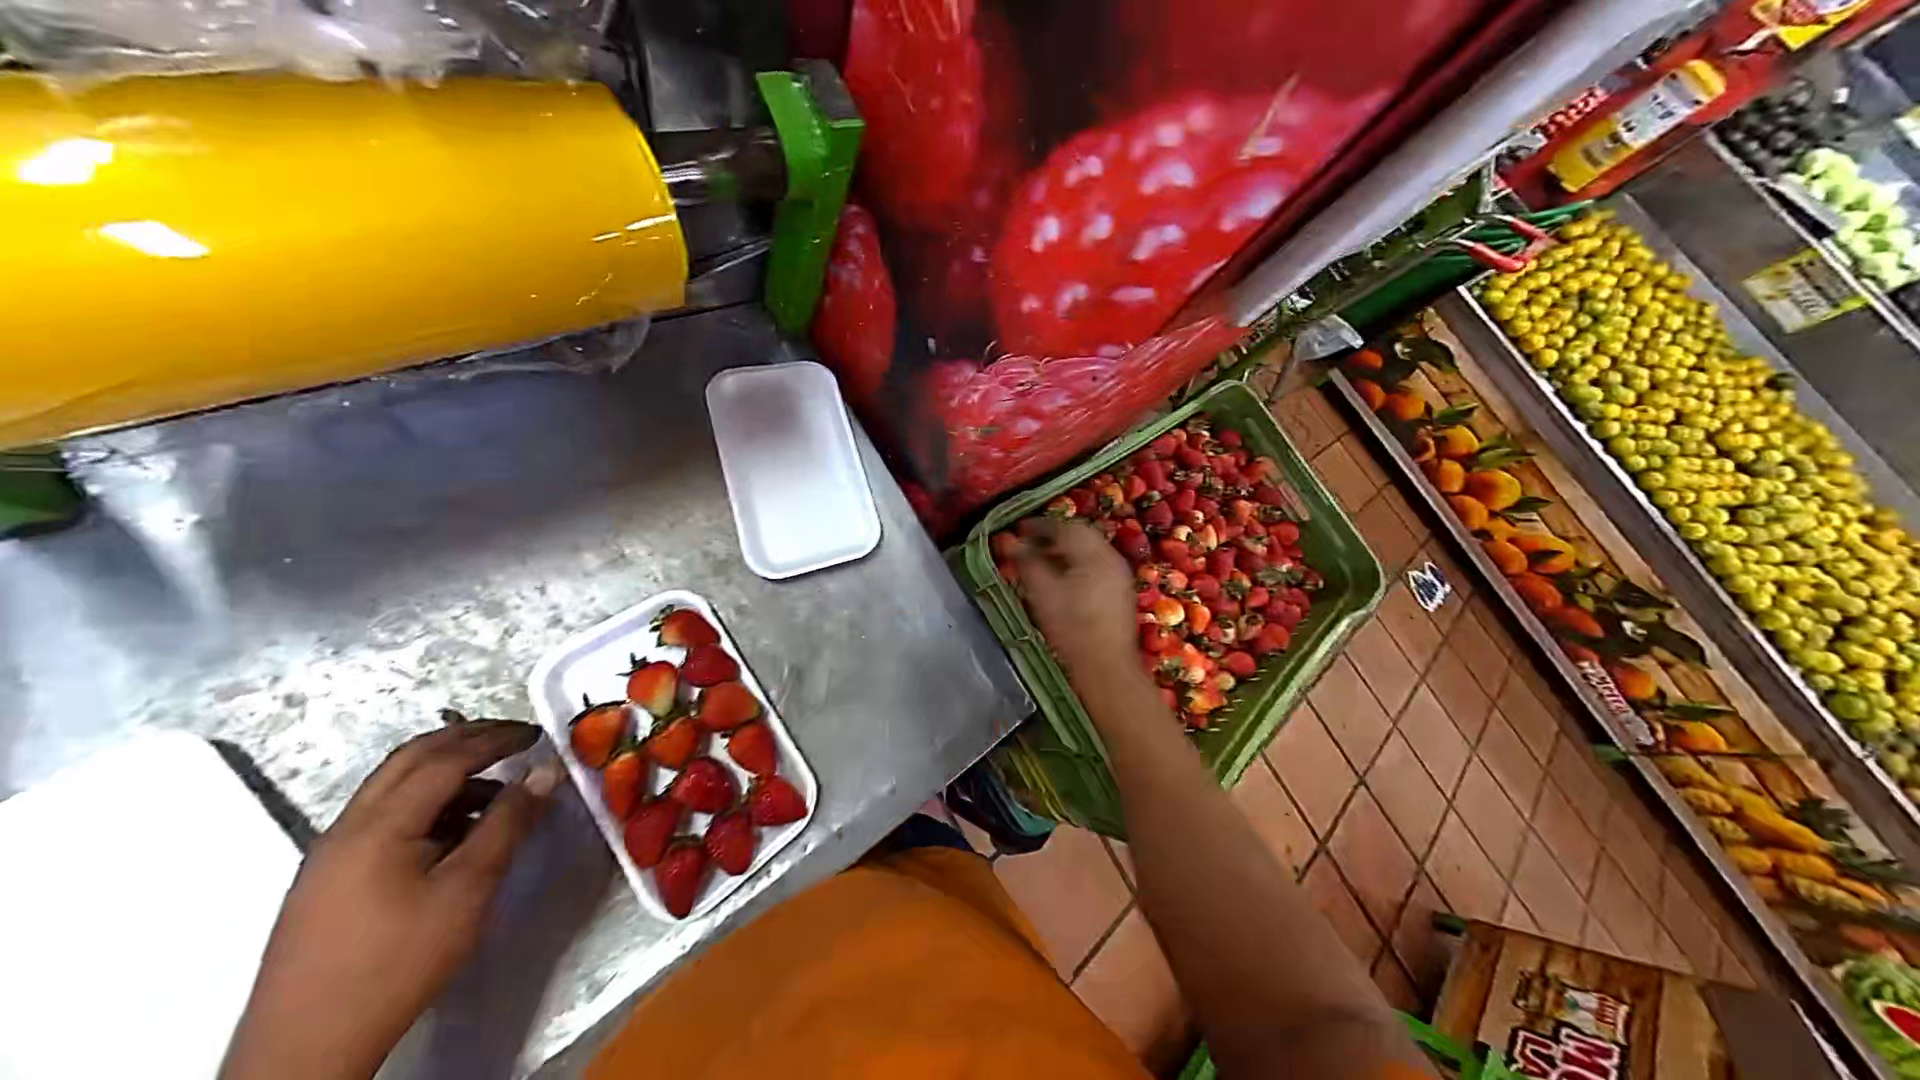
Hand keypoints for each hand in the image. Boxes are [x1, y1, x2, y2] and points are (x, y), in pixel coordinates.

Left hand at [221, 721, 561, 1079]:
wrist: (305, 1049)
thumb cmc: (397, 961)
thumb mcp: (468, 889)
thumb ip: (507, 824)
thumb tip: (544, 773)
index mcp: (378, 825)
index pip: (444, 759)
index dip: (494, 739)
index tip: (537, 733)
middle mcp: (347, 826)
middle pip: (409, 759)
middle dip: (465, 739)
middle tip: (514, 738)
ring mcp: (331, 853)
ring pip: (393, 788)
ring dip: (446, 772)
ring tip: (495, 788)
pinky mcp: (328, 880)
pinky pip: (383, 817)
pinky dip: (426, 803)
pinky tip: (455, 831)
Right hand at [1013, 519, 1139, 678]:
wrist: (1106, 667)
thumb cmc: (1072, 629)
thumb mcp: (1043, 594)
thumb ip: (1027, 563)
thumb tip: (1011, 543)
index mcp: (1094, 554)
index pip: (1065, 527)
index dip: (1039, 526)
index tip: (1019, 529)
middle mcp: (1112, 558)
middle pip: (1081, 535)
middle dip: (1053, 536)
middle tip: (1030, 543)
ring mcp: (1120, 575)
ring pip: (1090, 550)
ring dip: (1066, 549)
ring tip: (1042, 560)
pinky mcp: (1121, 591)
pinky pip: (1097, 564)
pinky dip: (1078, 563)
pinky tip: (1062, 578)